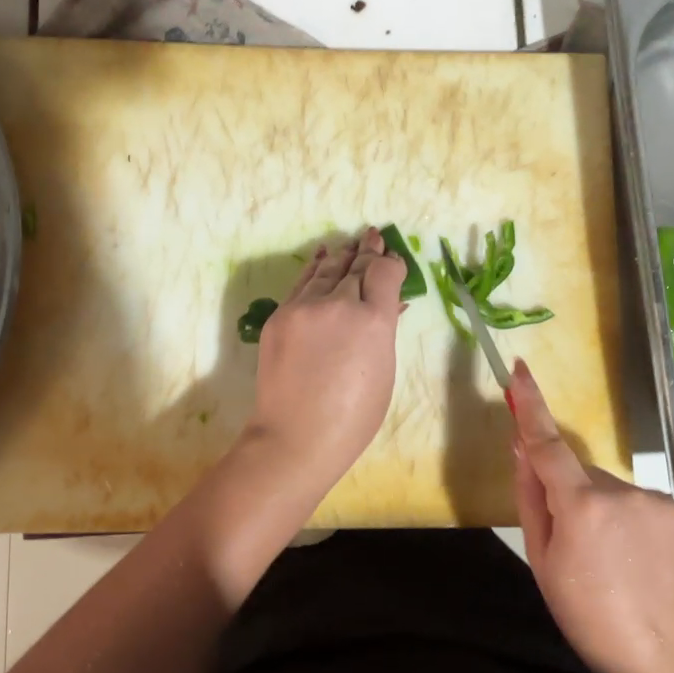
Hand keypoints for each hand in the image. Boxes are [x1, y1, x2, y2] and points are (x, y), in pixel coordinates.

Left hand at [244, 228, 406, 488]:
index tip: (393, 262)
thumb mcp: (383, 372)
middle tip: (374, 236)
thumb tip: (391, 306)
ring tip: (352, 243)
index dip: (390, 264)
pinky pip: (302, 283)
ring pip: (327, 270)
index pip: (384, 273)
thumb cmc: (352, 417)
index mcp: (373, 320)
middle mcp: (339, 304)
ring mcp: (305, 308)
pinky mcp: (280, 316)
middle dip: (368, 251)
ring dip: (342, 256)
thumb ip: (385, 331)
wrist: (296, 437)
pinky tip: (323, 256)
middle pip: (356, 267)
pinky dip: (315, 268)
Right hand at [508, 359, 673, 672]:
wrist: (657, 654)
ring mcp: (663, 503)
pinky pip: (650, 508)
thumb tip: (521, 447)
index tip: (520, 370)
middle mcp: (624, 492)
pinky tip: (645, 561)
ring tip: (616, 560)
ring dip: (610, 513)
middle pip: (585, 477)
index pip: (548, 443)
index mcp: (581, 504)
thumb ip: (531, 496)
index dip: (531, 405)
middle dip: (576, 496)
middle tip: (578, 543)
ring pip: (619, 493)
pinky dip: (640, 525)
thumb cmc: (583, 613)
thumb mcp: (541, 558)